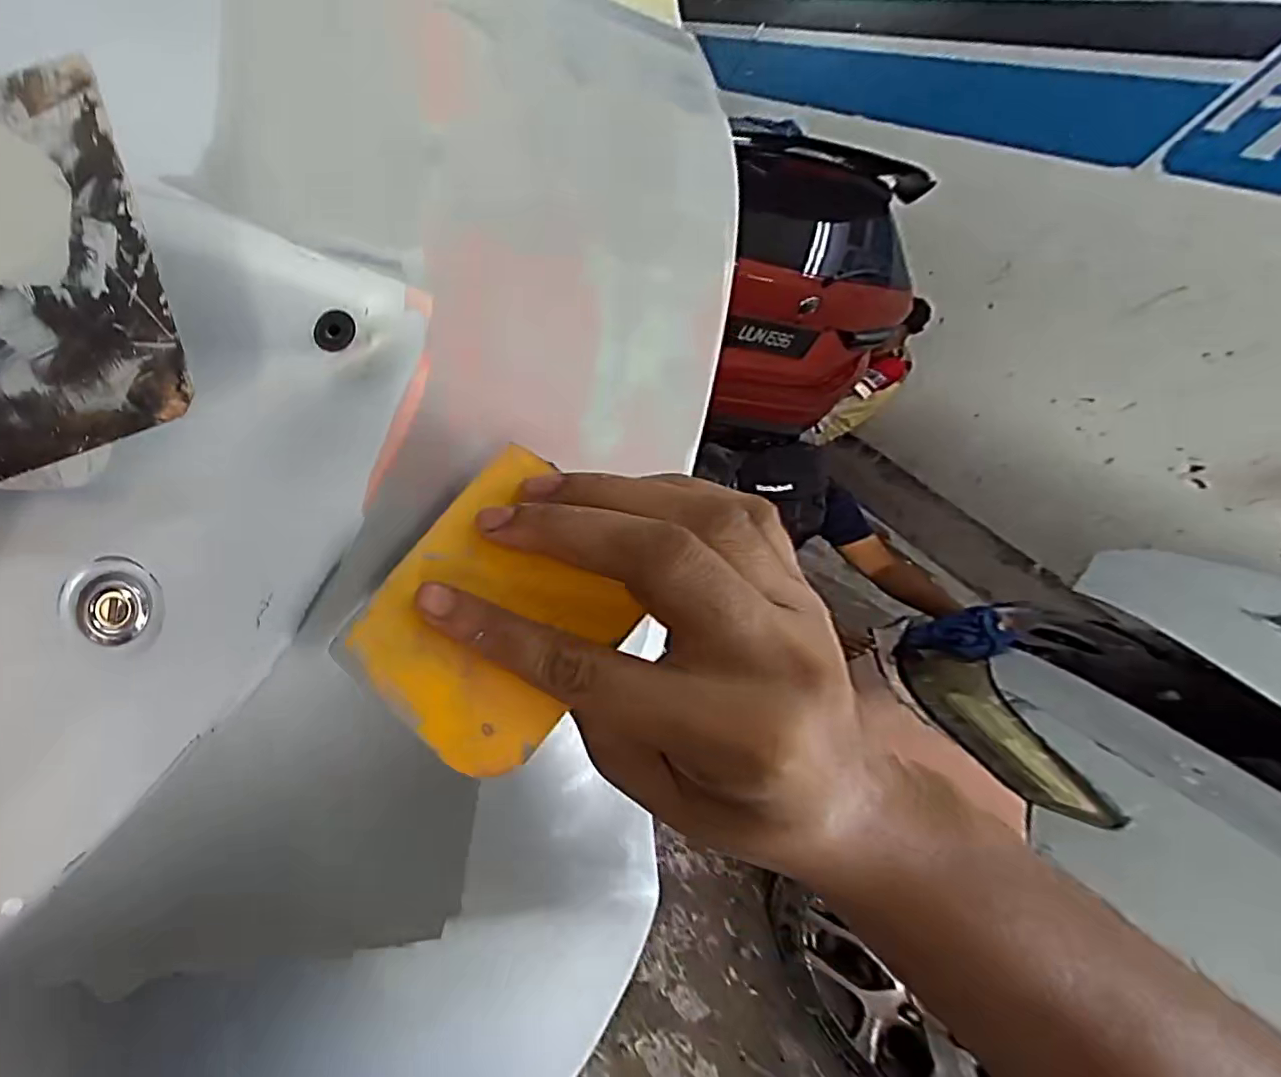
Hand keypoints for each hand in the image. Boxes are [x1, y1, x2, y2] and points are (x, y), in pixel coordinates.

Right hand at [413, 473, 928, 889]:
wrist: (858, 797)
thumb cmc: (744, 806)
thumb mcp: (650, 786)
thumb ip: (592, 709)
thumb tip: (532, 632)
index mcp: (730, 731)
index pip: (590, 669)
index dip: (503, 633)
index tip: (439, 601)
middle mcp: (771, 655)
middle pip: (660, 562)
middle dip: (563, 532)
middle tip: (495, 522)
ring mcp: (795, 604)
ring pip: (700, 518)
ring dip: (608, 493)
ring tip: (541, 490)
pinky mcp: (797, 577)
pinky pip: (730, 510)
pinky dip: (659, 491)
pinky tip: (613, 494)